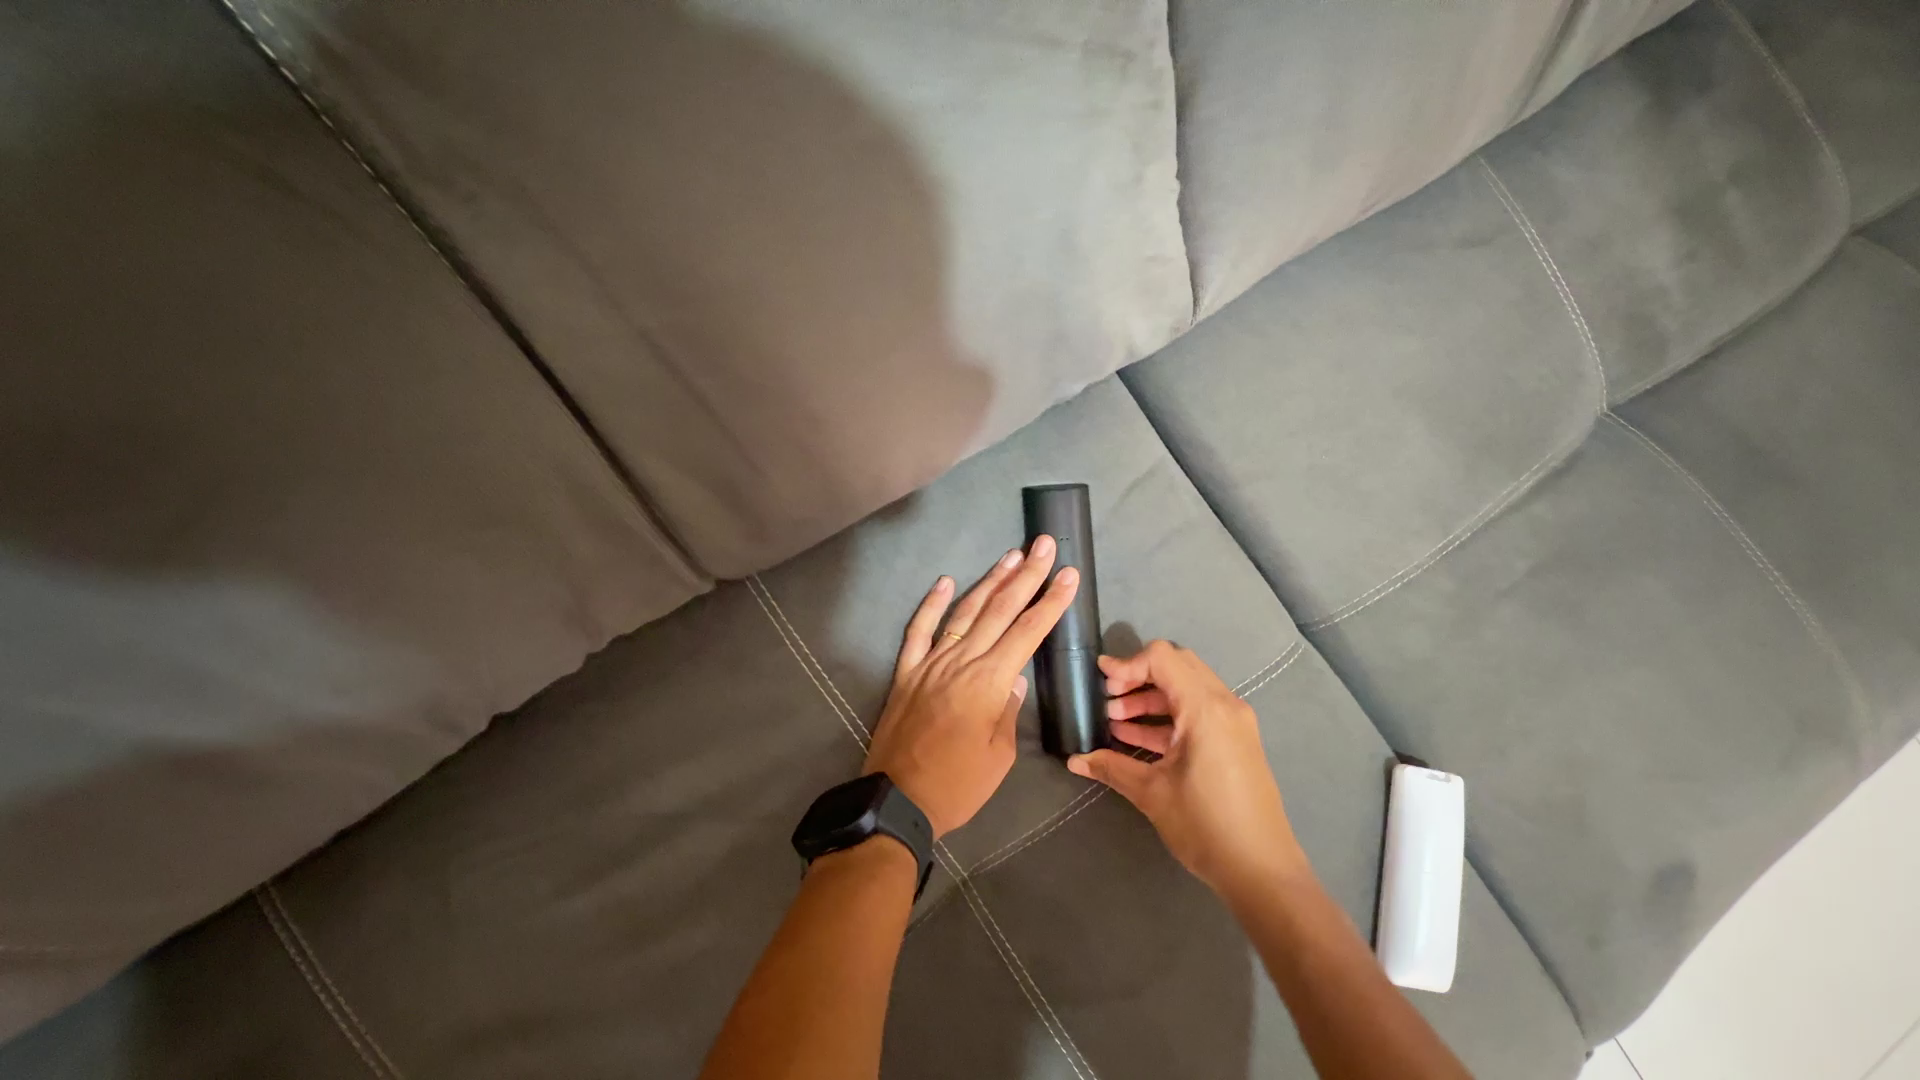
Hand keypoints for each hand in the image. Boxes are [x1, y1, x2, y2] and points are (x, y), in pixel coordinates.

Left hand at [863, 535, 1079, 837]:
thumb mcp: (1000, 755)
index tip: (1067, 574)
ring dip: (988, 581)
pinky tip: (945, 582)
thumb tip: (1014, 675)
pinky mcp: (905, 673)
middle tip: (1042, 545)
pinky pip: (918, 631)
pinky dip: (931, 604)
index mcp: (989, 682)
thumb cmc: (958, 785)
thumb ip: (1009, 709)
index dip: (1050, 601)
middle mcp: (960, 662)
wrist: (897, 802)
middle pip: (999, 610)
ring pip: (963, 613)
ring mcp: (929, 664)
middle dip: (1025, 576)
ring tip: (1010, 556)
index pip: (1028, 631)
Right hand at [1067, 641, 1308, 903]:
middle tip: (1108, 699)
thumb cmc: (1205, 825)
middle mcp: (1225, 705)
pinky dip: (1169, 716)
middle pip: (1177, 666)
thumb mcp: (1152, 793)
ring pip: (1188, 689)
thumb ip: (1111, 767)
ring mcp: (1235, 723)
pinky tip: (1139, 739)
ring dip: (1151, 699)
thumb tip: (1075, 760)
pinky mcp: (1237, 742)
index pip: (1163, 658)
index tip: (1101, 684)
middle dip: (1138, 677)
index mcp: (1205, 709)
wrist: (1262, 870)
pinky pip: (1199, 712)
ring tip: (1116, 722)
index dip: (1127, 664)